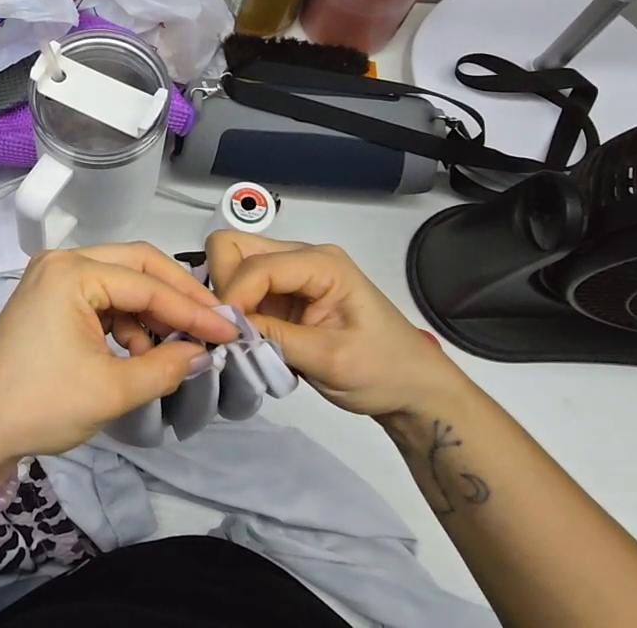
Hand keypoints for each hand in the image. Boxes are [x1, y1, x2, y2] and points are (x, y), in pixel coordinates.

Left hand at [0, 243, 238, 492]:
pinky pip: (100, 298)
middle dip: (176, 298)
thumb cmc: (42, 405)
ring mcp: (50, 277)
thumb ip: (166, 367)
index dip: (193, 309)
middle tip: (214, 325)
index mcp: (72, 272)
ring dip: (151, 312)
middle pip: (135, 266)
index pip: (147, 284)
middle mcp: (60, 262)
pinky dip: (125, 322)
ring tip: (176, 350)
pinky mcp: (47, 298)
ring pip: (119, 283)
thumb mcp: (112, 389)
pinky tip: (141, 352)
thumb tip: (202, 354)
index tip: (231, 331)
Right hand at [209, 232, 468, 418]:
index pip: (255, 264)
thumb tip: (227, 325)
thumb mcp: (331, 360)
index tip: (227, 335)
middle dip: (222, 285)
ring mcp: (291, 274)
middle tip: (229, 327)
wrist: (414, 390)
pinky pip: (243, 289)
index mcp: (322, 263)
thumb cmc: (384, 372)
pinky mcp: (284, 294)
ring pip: (233, 265)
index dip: (234, 296)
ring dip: (228, 299)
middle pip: (234, 247)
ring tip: (239, 336)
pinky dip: (237, 310)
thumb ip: (276, 338)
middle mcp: (302, 257)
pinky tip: (250, 337)